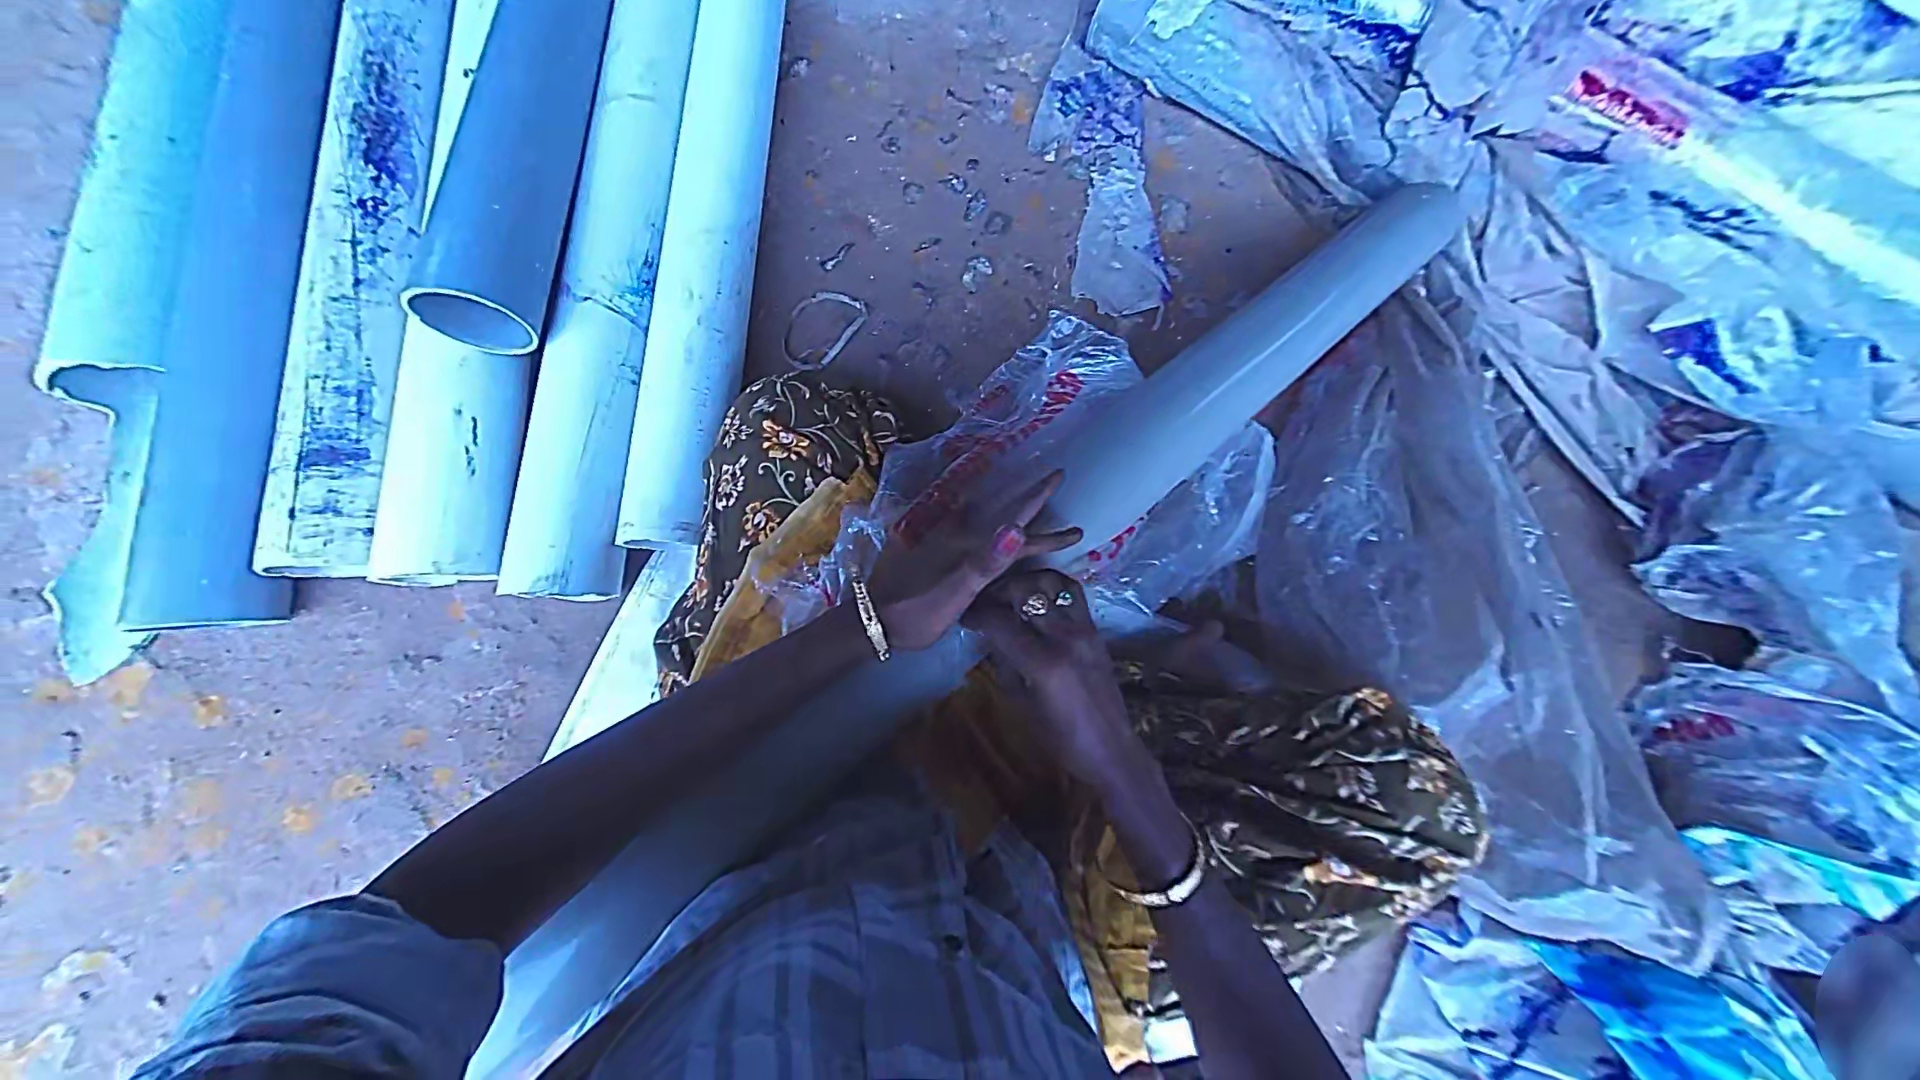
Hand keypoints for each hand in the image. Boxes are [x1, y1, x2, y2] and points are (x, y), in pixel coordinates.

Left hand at [865, 470, 1082, 651]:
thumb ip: (985, 562)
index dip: (1042, 510)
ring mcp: (942, 538)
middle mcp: (957, 535)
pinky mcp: (928, 546)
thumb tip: (1016, 528)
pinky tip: (974, 510)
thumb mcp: (954, 593)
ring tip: (1025, 494)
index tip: (1066, 493)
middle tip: (1055, 477)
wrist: (871, 620)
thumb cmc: (916, 612)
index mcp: (969, 545)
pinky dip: (980, 517)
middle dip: (1031, 498)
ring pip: (984, 517)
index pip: (1015, 523)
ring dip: (1009, 507)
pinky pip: (964, 525)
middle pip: (1003, 513)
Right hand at [964, 569, 1154, 790]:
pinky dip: (1050, 588)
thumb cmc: (1061, 739)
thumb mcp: (1021, 703)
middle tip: (985, 602)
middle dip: (997, 592)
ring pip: (1051, 582)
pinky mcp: (1095, 629)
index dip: (977, 614)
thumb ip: (1004, 664)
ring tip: (1010, 595)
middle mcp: (1065, 638)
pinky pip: (1071, 593)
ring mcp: (1084, 629)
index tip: (965, 617)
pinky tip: (1037, 600)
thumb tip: (989, 637)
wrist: (1112, 750)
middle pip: (1025, 591)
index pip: (1000, 621)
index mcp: (1043, 663)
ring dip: (1025, 583)